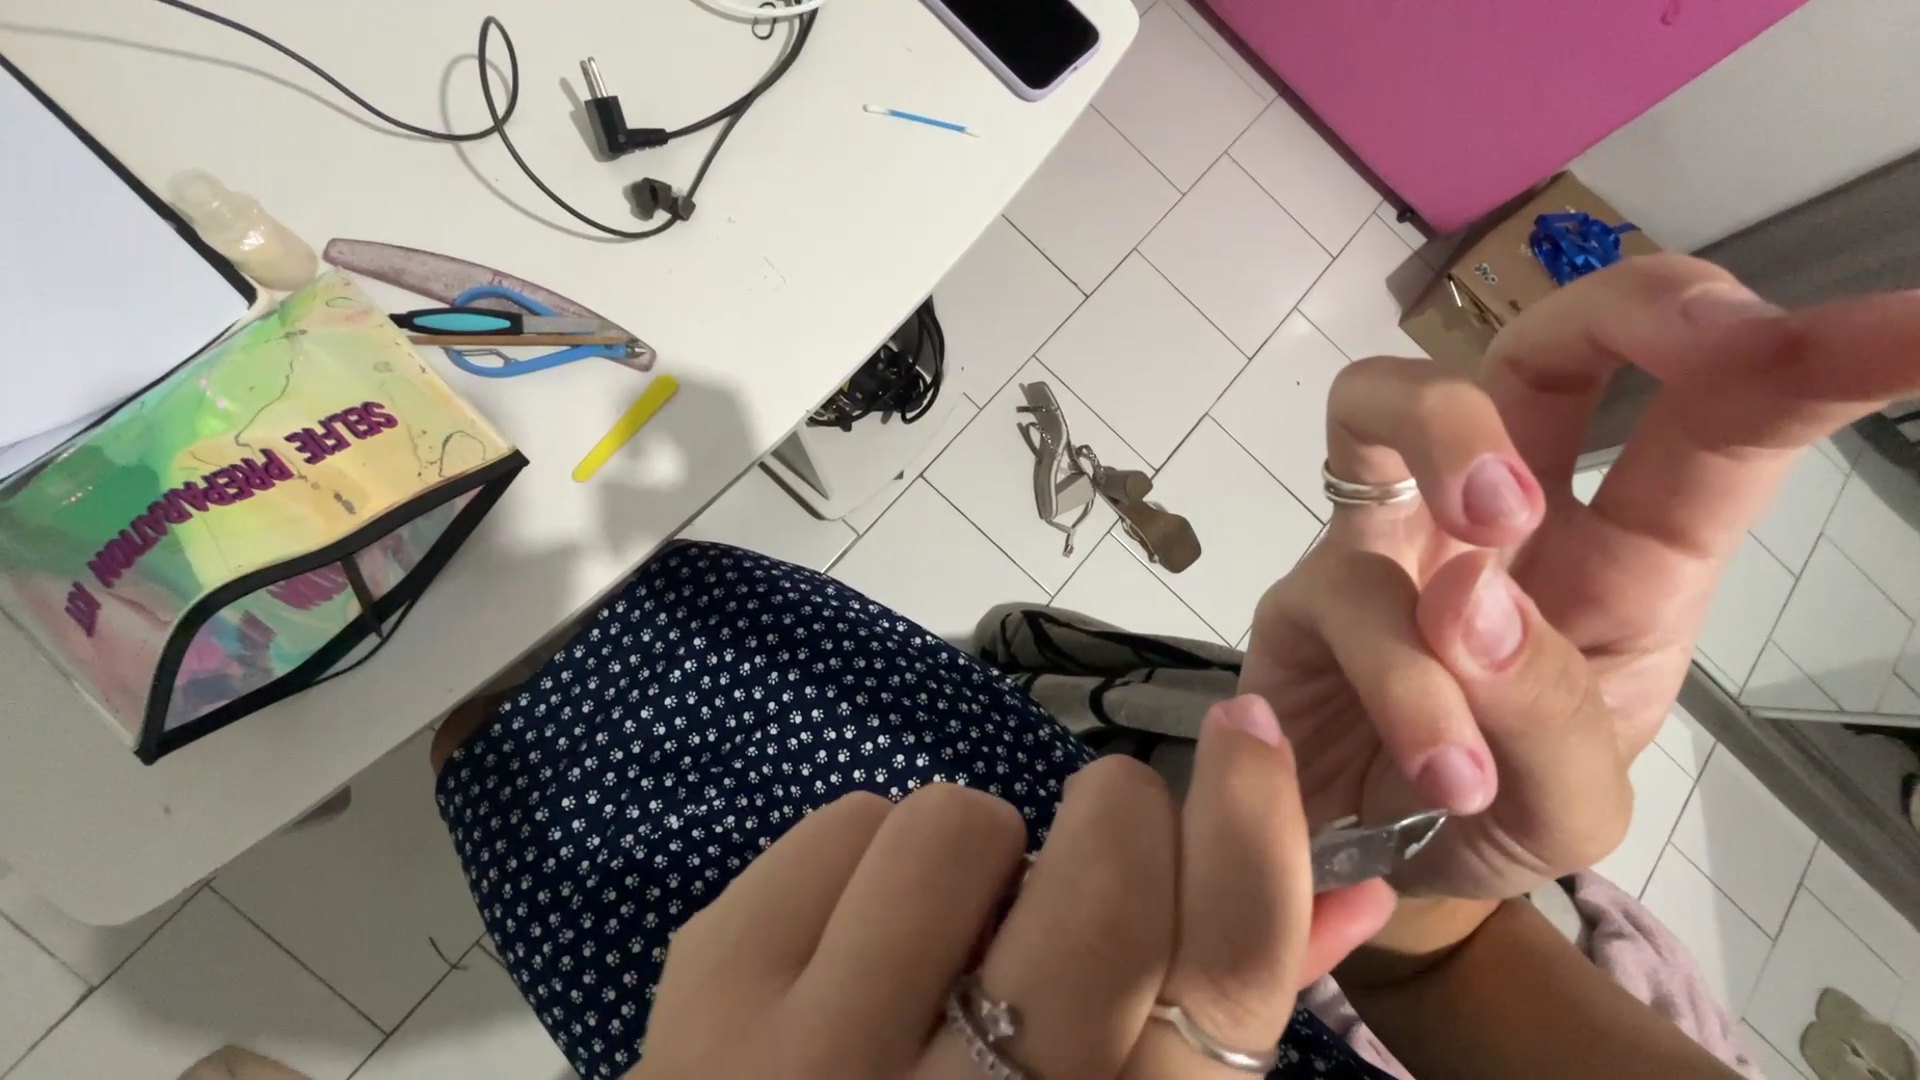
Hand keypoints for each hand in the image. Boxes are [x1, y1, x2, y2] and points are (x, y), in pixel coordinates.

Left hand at [630, 696, 1392, 1079]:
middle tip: (1097, 829)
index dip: (1254, 830)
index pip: (1220, 974)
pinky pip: (844, 821)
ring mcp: (812, 1053)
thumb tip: (1346, 883)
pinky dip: (868, 852)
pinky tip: (847, 935)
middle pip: (1100, 884)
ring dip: (975, 847)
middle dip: (1117, 815)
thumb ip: (1222, 1008)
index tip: (1247, 729)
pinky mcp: (711, 983)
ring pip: (957, 825)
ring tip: (942, 924)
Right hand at [1243, 255, 1919, 901]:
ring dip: (1454, 431)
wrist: (1362, 857)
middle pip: (1538, 345)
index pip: (1708, 427)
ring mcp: (1383, 543)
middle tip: (1713, 343)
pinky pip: (1343, 588)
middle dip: (1633, 313)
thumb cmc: (1488, 817)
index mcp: (1617, 558)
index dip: (1807, 360)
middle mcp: (1493, 520)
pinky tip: (1444, 769)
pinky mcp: (1299, 590)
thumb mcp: (1572, 804)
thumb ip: (1549, 717)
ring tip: (1492, 532)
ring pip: (1382, 400)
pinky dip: (1404, 676)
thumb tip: (1463, 600)